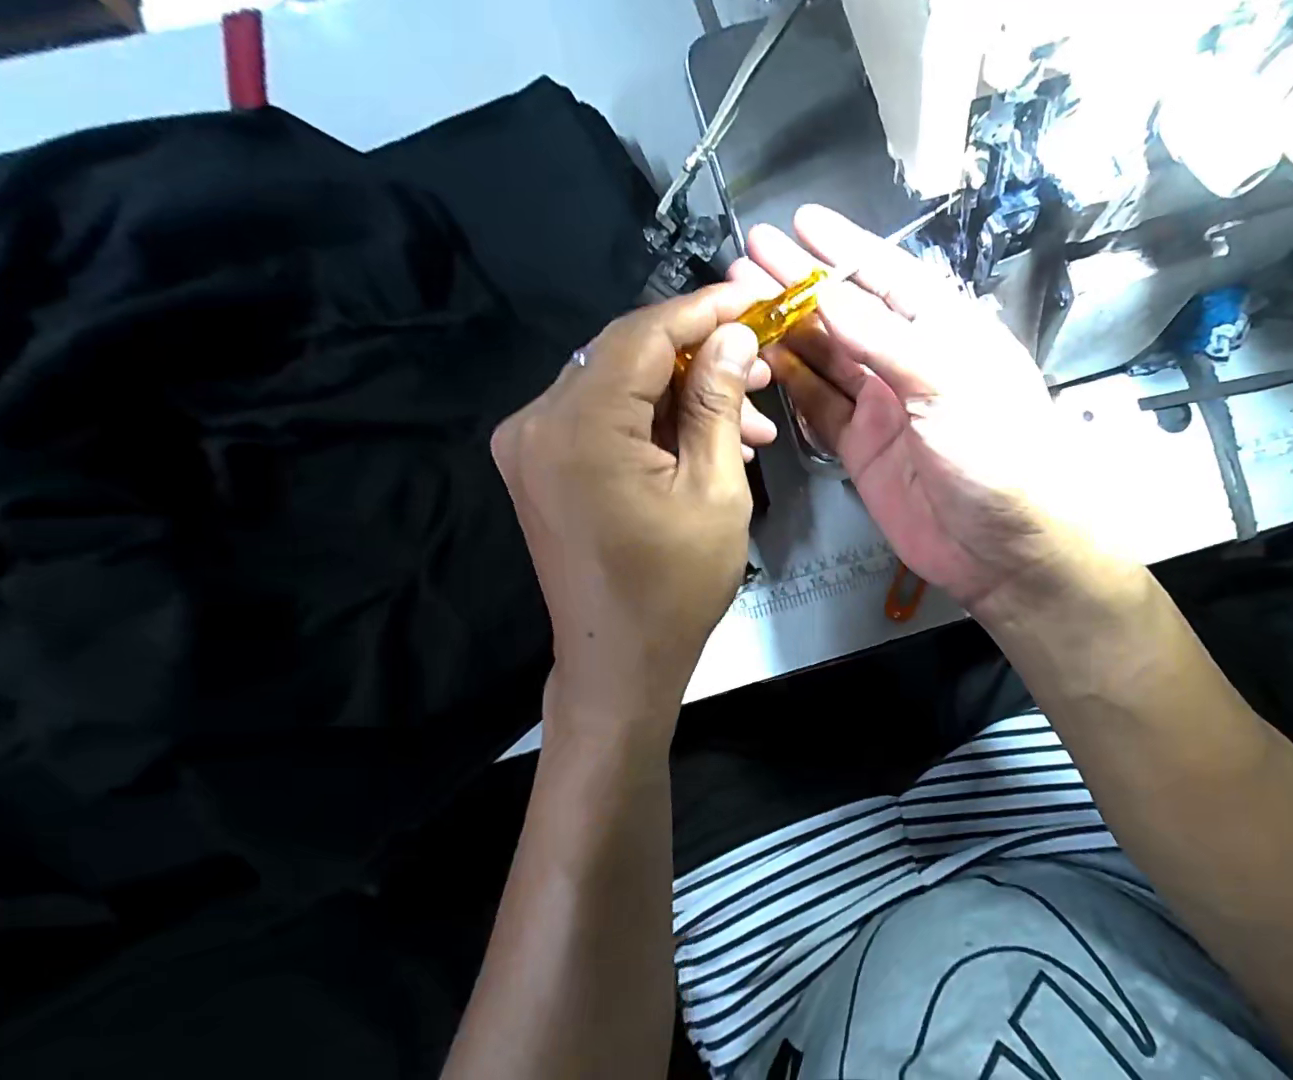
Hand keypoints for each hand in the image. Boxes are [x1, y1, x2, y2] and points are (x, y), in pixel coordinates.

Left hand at [490, 286, 776, 734]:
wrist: (620, 660)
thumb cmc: (677, 585)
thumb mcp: (716, 489)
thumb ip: (719, 403)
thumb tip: (735, 336)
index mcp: (580, 426)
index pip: (643, 335)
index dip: (702, 310)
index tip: (752, 298)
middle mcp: (538, 421)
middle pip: (626, 354)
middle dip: (699, 356)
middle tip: (761, 368)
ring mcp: (531, 444)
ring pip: (618, 386)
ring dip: (683, 394)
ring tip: (749, 422)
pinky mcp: (540, 465)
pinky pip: (604, 418)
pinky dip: (655, 420)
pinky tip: (708, 442)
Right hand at [733, 205, 1102, 613]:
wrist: (1006, 546)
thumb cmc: (997, 452)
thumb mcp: (946, 381)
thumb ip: (883, 338)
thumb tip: (824, 294)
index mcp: (947, 333)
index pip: (890, 279)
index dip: (846, 250)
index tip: (802, 222)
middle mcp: (912, 364)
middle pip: (848, 315)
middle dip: (802, 284)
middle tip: (752, 254)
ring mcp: (886, 409)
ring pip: (827, 359)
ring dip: (789, 330)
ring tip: (744, 297)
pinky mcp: (864, 450)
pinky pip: (821, 408)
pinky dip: (793, 384)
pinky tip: (764, 358)